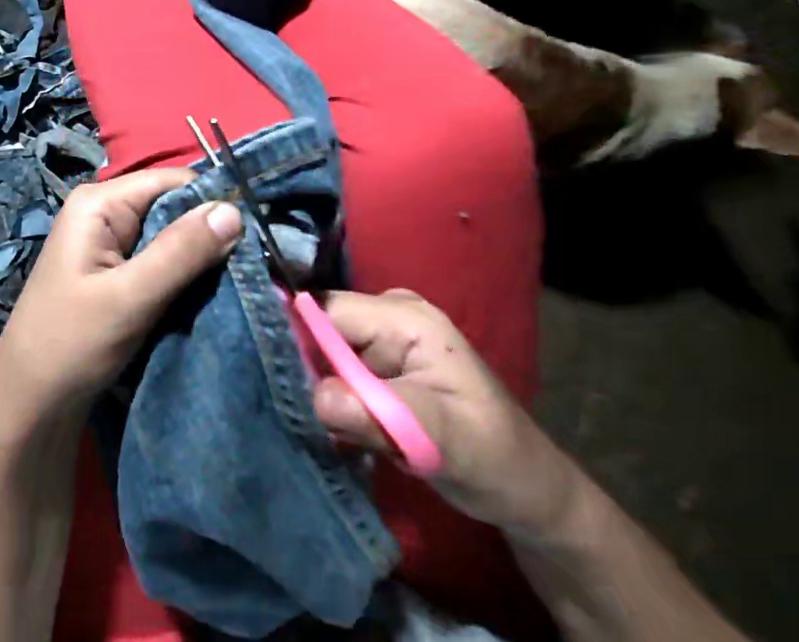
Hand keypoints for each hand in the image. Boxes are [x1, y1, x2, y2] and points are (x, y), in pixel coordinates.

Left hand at [0, 169, 242, 425]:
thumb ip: (181, 252)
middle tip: (251, 267)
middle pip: (174, 208)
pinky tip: (208, 295)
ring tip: (237, 283)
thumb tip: (234, 209)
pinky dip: (185, 277)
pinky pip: (163, 262)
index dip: (213, 204)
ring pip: (173, 237)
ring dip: (201, 260)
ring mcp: (110, 244)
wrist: (31, 403)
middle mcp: (104, 213)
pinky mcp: (117, 272)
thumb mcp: (130, 297)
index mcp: (99, 204)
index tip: (254, 237)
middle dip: (210, 235)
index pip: (173, 182)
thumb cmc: (71, 344)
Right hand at [312, 290, 584, 537]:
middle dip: (306, 372)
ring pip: (321, 353)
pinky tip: (335, 429)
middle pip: (319, 329)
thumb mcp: (444, 440)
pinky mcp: (376, 364)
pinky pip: (333, 371)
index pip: (326, 310)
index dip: (296, 342)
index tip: (276, 385)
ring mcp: (381, 338)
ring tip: (326, 429)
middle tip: (306, 418)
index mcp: (407, 318)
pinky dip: (330, 400)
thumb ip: (381, 415)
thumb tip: (319, 397)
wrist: (522, 486)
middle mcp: (388, 315)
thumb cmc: (493, 457)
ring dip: (317, 391)